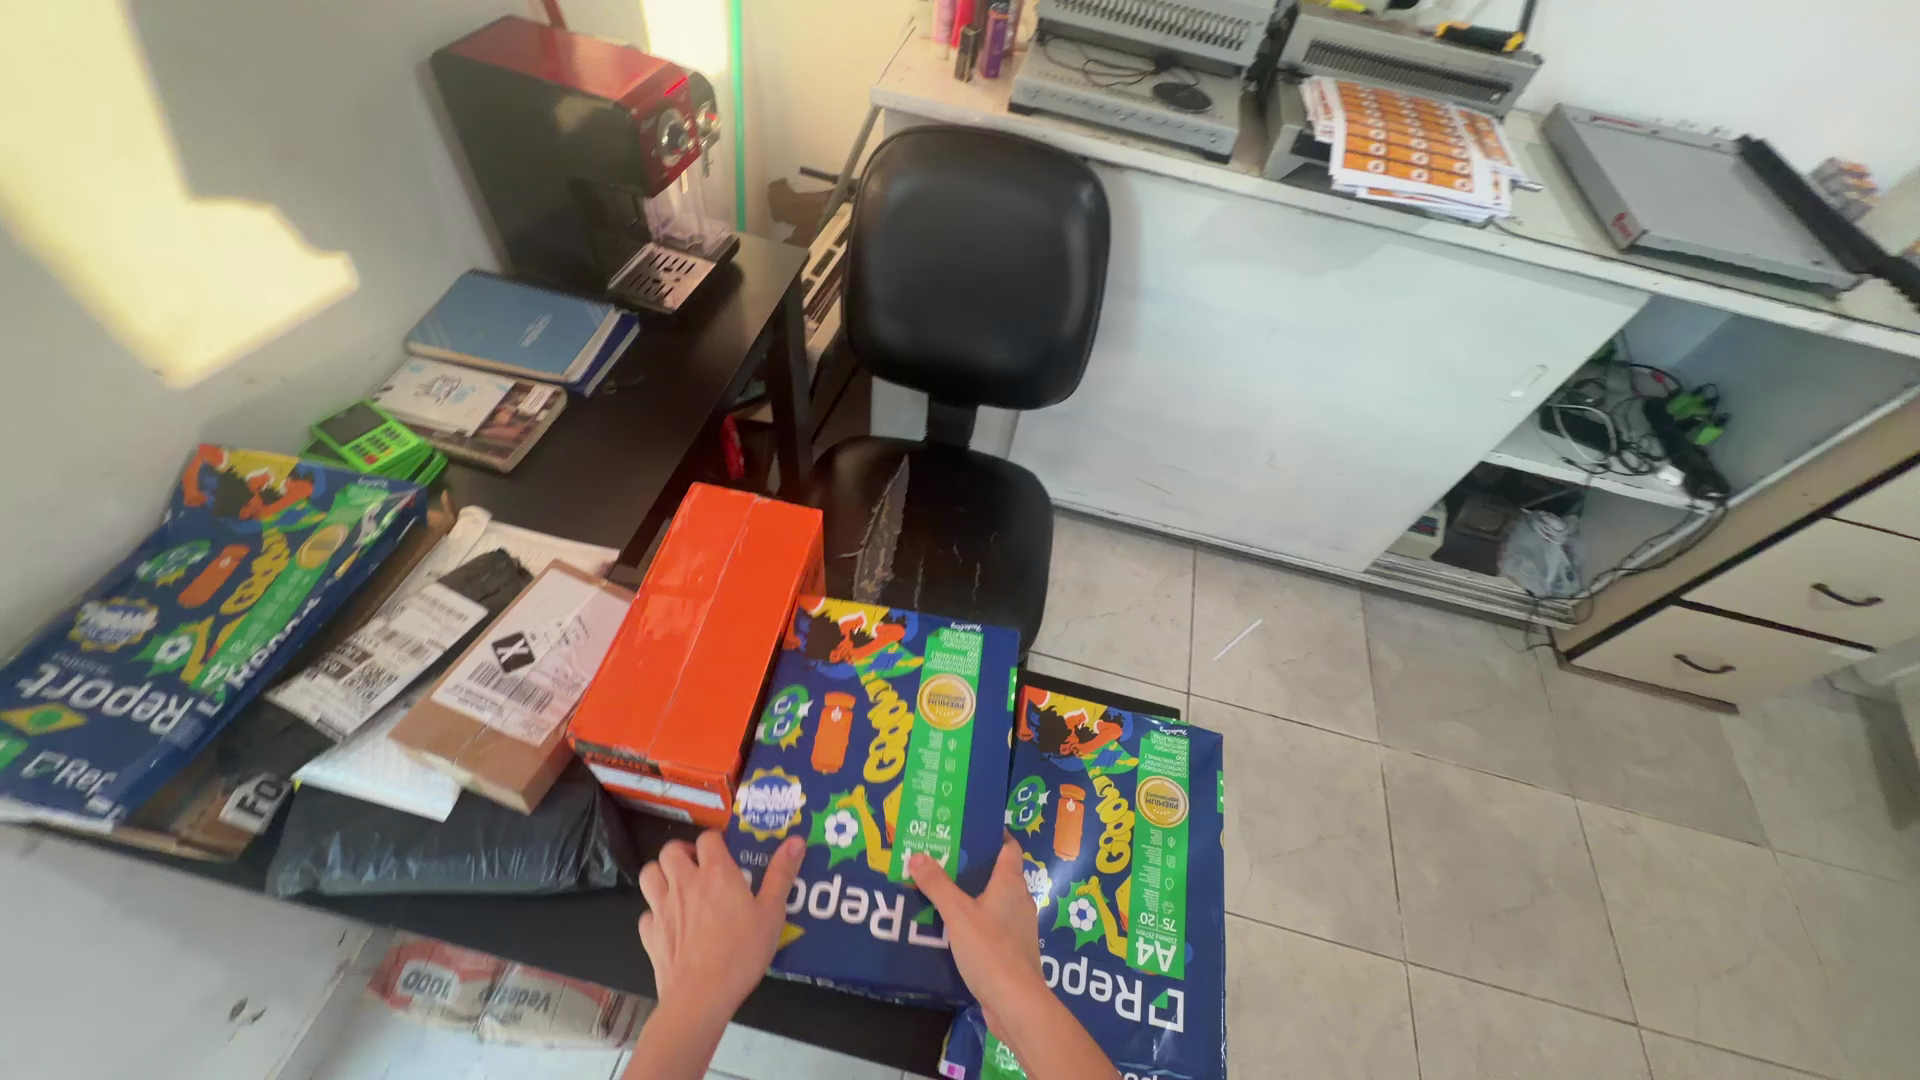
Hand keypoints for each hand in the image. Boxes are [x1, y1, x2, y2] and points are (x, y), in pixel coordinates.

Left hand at [638, 831, 803, 1019]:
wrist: (700, 998)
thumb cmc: (741, 952)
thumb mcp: (772, 913)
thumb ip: (782, 874)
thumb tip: (796, 840)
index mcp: (716, 872)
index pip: (708, 838)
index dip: (716, 840)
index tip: (727, 852)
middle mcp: (685, 883)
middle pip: (670, 850)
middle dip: (684, 852)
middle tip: (700, 866)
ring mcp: (662, 908)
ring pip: (649, 874)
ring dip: (662, 873)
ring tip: (680, 885)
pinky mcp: (649, 935)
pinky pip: (646, 912)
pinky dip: (655, 911)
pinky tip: (671, 923)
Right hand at [909, 833, 1042, 1033]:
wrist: (1016, 1003)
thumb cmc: (990, 950)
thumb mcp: (958, 913)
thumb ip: (937, 884)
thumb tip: (917, 855)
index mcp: (1010, 882)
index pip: (1009, 846)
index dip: (994, 834)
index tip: (969, 828)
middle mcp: (1019, 899)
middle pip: (998, 872)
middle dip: (973, 865)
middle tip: (943, 858)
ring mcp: (1018, 926)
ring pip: (993, 900)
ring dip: (971, 894)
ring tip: (942, 891)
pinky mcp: (1012, 949)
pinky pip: (992, 924)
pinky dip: (975, 919)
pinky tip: (952, 927)